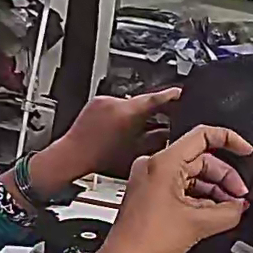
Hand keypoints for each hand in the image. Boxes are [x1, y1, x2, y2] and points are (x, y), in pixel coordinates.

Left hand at [44, 90, 180, 183]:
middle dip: (154, 111)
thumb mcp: (136, 152)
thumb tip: (170, 134)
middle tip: (162, 120)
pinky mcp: (96, 102)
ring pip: (130, 104)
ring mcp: (104, 100)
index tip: (180, 93)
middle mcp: (116, 102)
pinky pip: (116, 104)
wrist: (72, 155)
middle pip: (143, 101)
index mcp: (129, 113)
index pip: (156, 99)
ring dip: (136, 114)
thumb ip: (157, 140)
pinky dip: (121, 114)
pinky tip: (119, 129)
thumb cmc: (99, 159)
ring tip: (134, 131)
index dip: (172, 95)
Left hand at [98, 125, 252, 252]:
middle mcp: (154, 165)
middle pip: (201, 158)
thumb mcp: (199, 224)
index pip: (203, 135)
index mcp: (163, 163)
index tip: (245, 150)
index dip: (230, 140)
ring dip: (214, 190)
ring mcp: (150, 178)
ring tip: (228, 208)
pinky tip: (212, 212)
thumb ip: (229, 212)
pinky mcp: (150, 191)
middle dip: (225, 178)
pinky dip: (199, 197)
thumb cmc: (146, 241)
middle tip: (239, 196)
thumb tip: (240, 207)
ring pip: (192, 174)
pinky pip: (181, 185)